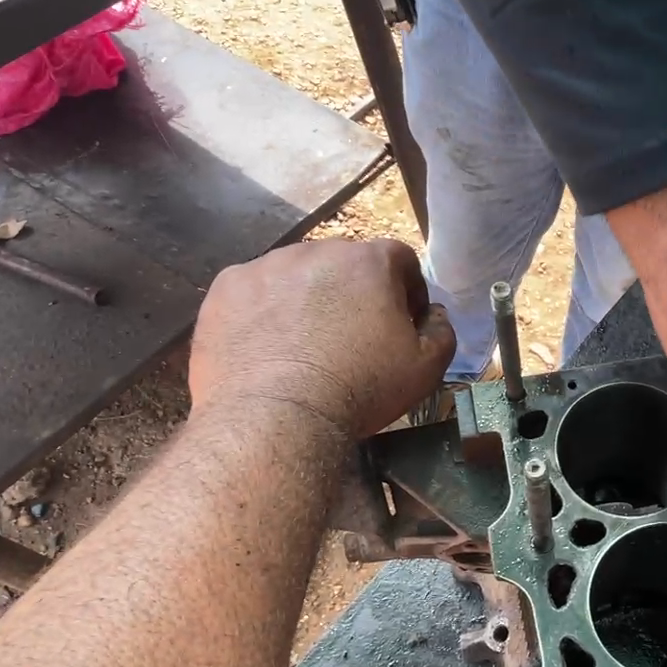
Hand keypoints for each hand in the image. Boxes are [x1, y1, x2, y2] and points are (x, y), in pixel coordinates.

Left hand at [189, 239, 454, 435]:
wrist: (278, 416)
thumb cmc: (363, 388)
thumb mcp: (426, 368)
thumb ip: (441, 332)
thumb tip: (433, 314)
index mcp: (369, 262)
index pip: (400, 258)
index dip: (408, 289)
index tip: (405, 322)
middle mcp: (316, 250)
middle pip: (346, 264)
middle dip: (356, 293)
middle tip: (356, 337)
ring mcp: (265, 266)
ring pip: (298, 276)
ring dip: (309, 300)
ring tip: (308, 346)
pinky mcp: (225, 290)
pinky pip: (256, 293)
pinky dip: (267, 313)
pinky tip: (271, 349)